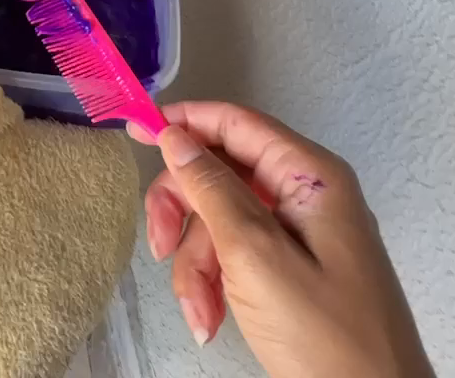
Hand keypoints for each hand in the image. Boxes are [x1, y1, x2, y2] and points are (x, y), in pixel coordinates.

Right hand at [146, 102, 432, 377]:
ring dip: (195, 262)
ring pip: (217, 217)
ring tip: (198, 312)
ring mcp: (297, 232)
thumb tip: (174, 134)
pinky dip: (213, 282)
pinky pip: (233, 252)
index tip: (134, 130)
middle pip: (218, 172)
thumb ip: (210, 187)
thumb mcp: (254, 254)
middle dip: (183, 211)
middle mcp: (303, 192)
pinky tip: (209, 319)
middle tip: (159, 244)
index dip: (183, 120)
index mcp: (308, 175)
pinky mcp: (289, 267)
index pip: (234, 122)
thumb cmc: (321, 334)